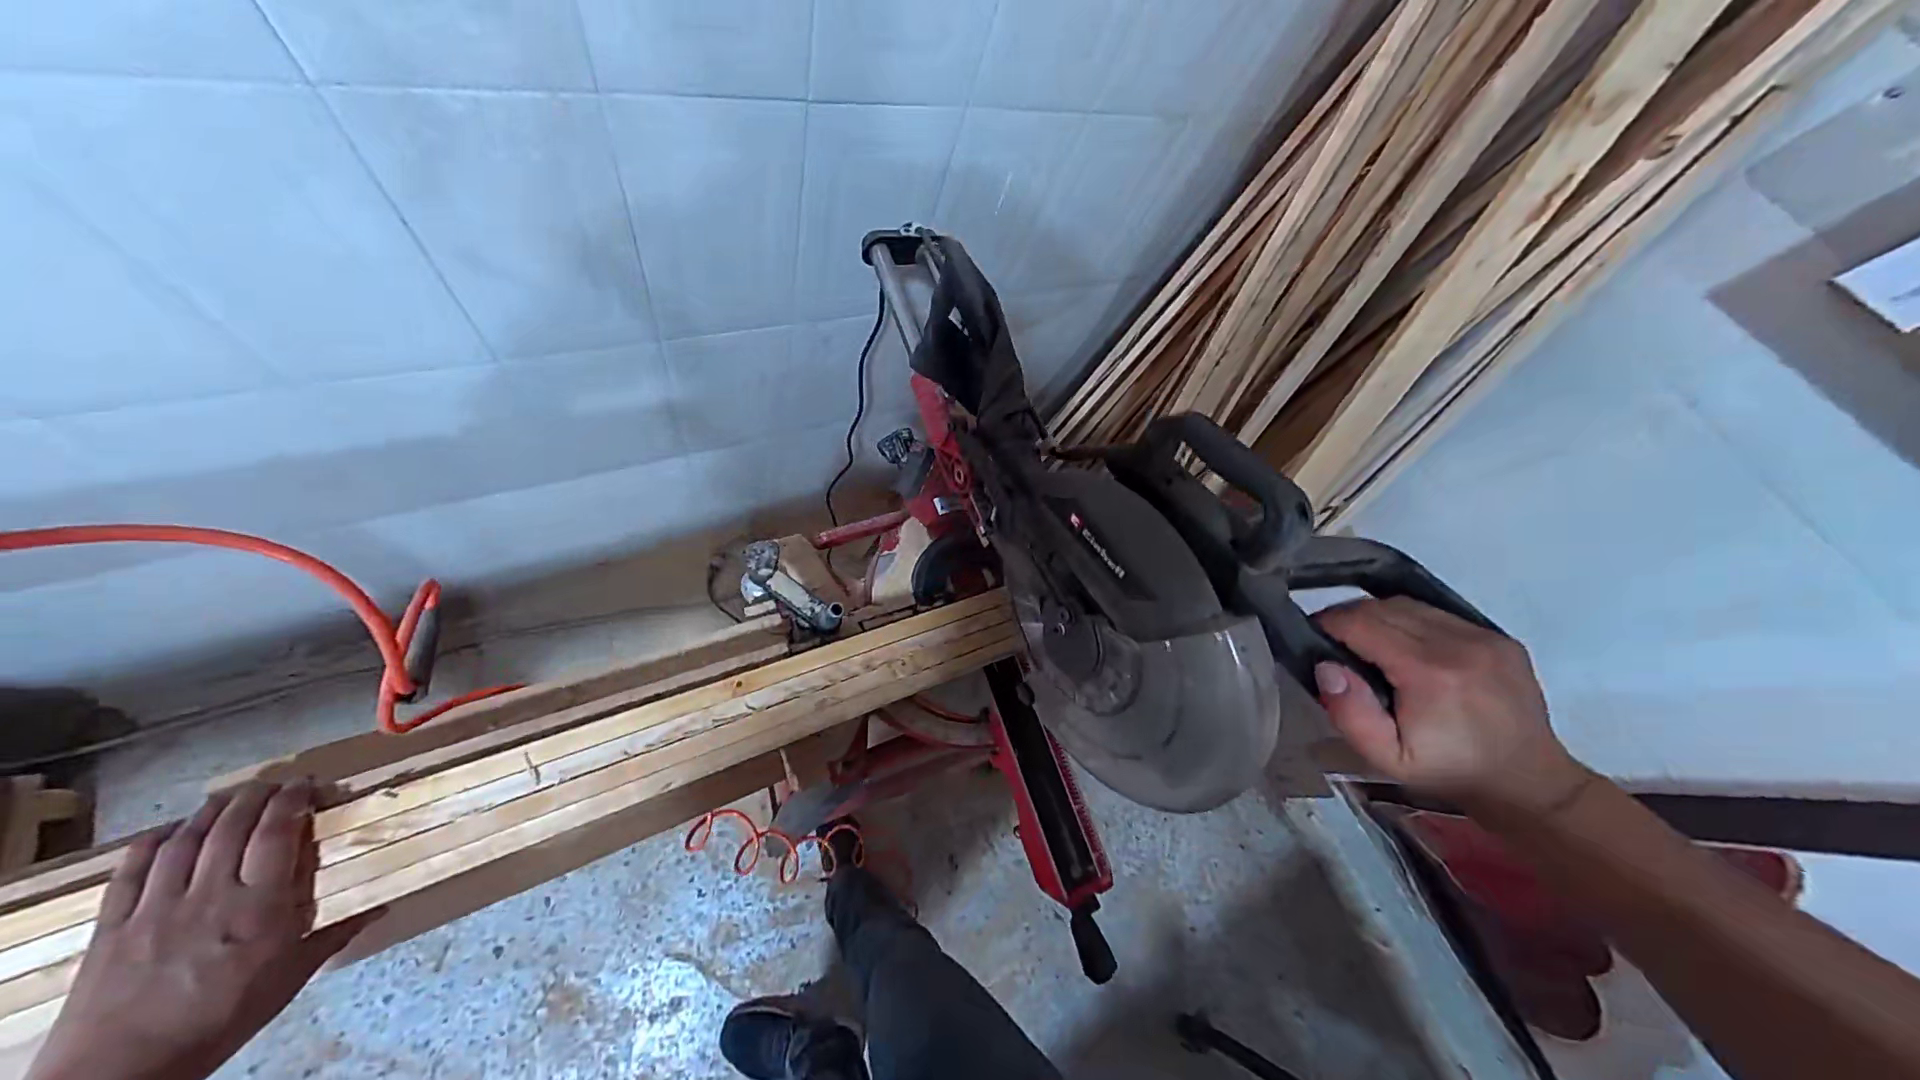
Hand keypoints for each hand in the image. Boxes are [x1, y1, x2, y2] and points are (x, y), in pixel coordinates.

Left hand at [27, 782, 379, 1079]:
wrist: (124, 1072)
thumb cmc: (222, 1020)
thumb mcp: (290, 979)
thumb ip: (334, 936)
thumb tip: (382, 909)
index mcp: (259, 905)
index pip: (278, 833)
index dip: (292, 800)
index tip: (305, 784)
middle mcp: (210, 896)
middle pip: (231, 828)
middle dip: (255, 797)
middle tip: (273, 784)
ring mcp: (155, 909)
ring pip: (183, 842)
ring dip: (208, 812)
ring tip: (229, 797)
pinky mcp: (113, 927)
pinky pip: (129, 874)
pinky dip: (149, 845)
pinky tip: (165, 832)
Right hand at [1312, 597, 1592, 814]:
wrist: (1526, 782)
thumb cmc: (1447, 771)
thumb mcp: (1386, 757)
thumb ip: (1351, 713)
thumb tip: (1327, 667)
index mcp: (1429, 672)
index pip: (1362, 622)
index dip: (1329, 623)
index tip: (1312, 635)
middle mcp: (1459, 643)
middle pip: (1383, 607)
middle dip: (1348, 617)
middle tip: (1331, 639)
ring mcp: (1484, 637)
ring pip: (1409, 604)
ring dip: (1377, 615)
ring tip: (1363, 640)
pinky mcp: (1499, 637)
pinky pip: (1437, 613)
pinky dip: (1409, 621)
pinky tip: (1403, 644)